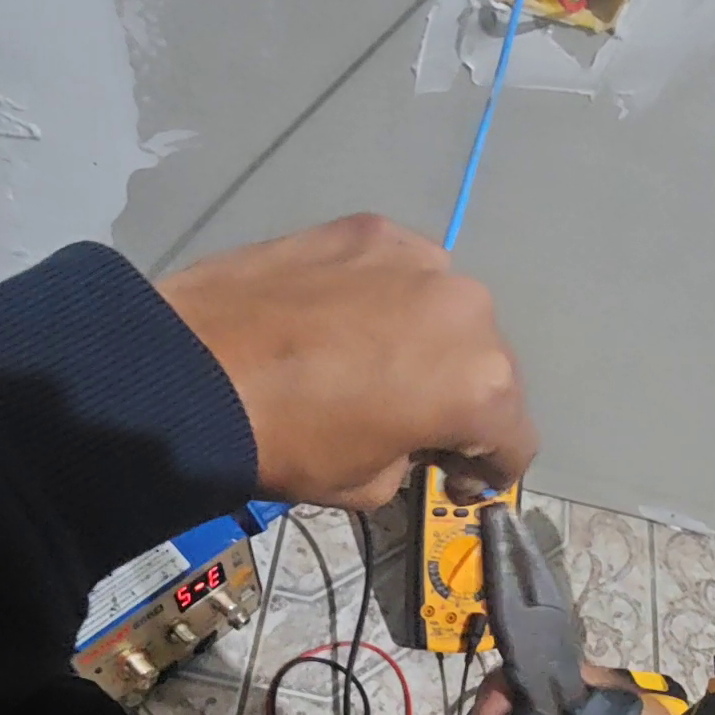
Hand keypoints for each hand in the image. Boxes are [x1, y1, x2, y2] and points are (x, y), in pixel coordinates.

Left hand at [156, 215, 535, 507]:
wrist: (196, 372)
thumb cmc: (289, 443)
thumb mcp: (366, 486)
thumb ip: (413, 460)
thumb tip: (410, 438)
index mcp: (481, 385)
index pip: (518, 437)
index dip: (493, 468)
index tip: (455, 478)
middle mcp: (470, 310)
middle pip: (489, 367)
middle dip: (462, 400)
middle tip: (413, 420)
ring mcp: (420, 258)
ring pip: (447, 312)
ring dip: (428, 342)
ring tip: (374, 359)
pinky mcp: (371, 228)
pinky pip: (401, 273)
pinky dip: (388, 299)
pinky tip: (345, 316)